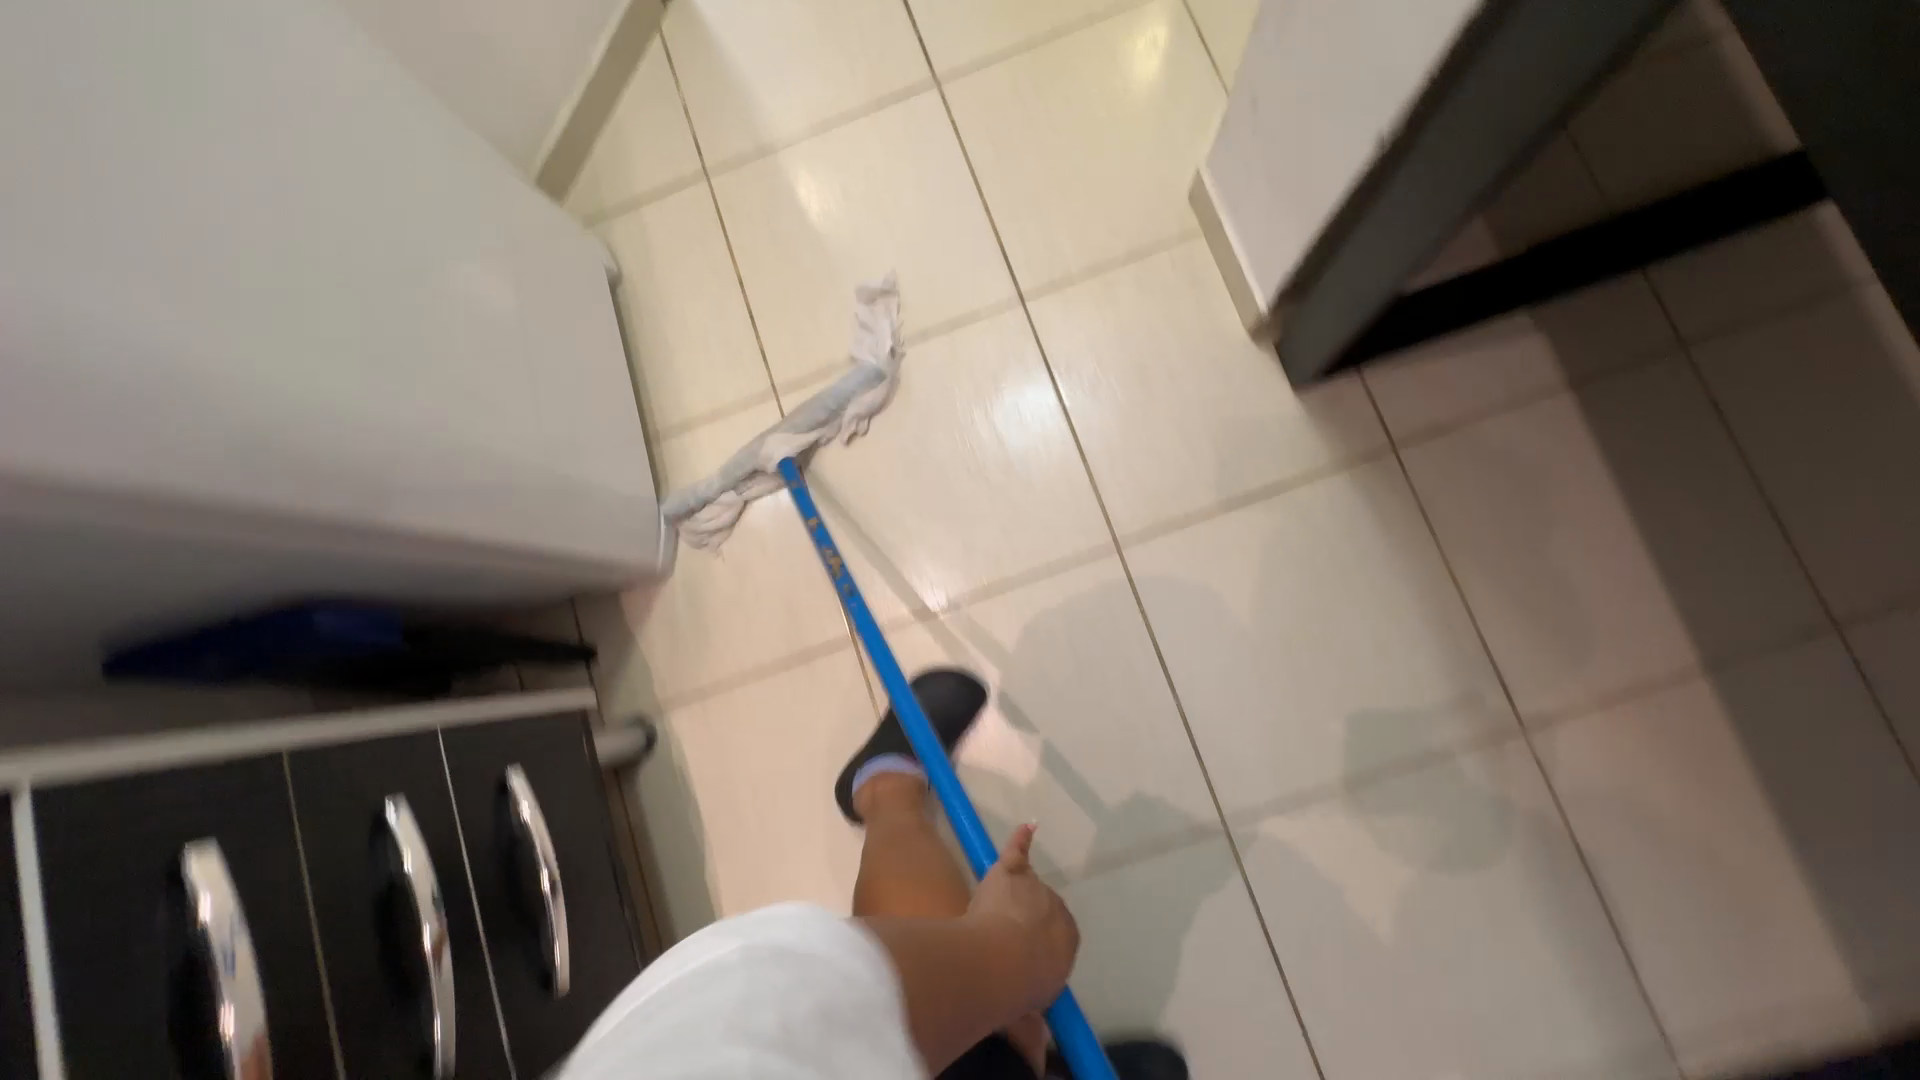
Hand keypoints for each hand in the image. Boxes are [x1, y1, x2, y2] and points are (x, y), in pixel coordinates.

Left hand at [967, 824, 1078, 1015]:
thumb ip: (1033, 1010)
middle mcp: (1057, 909)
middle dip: (1020, 926)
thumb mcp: (1033, 1007)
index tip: (1017, 957)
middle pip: (1037, 911)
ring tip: (993, 916)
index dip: (1031, 946)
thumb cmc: (1020, 987)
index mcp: (1068, 940)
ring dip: (1009, 902)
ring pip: (1021, 890)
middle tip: (999, 945)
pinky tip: (1027, 826)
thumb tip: (1033, 1045)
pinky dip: (1021, 839)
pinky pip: (1018, 852)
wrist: (1003, 962)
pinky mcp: (1011, 873)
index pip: (1052, 937)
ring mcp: (1033, 888)